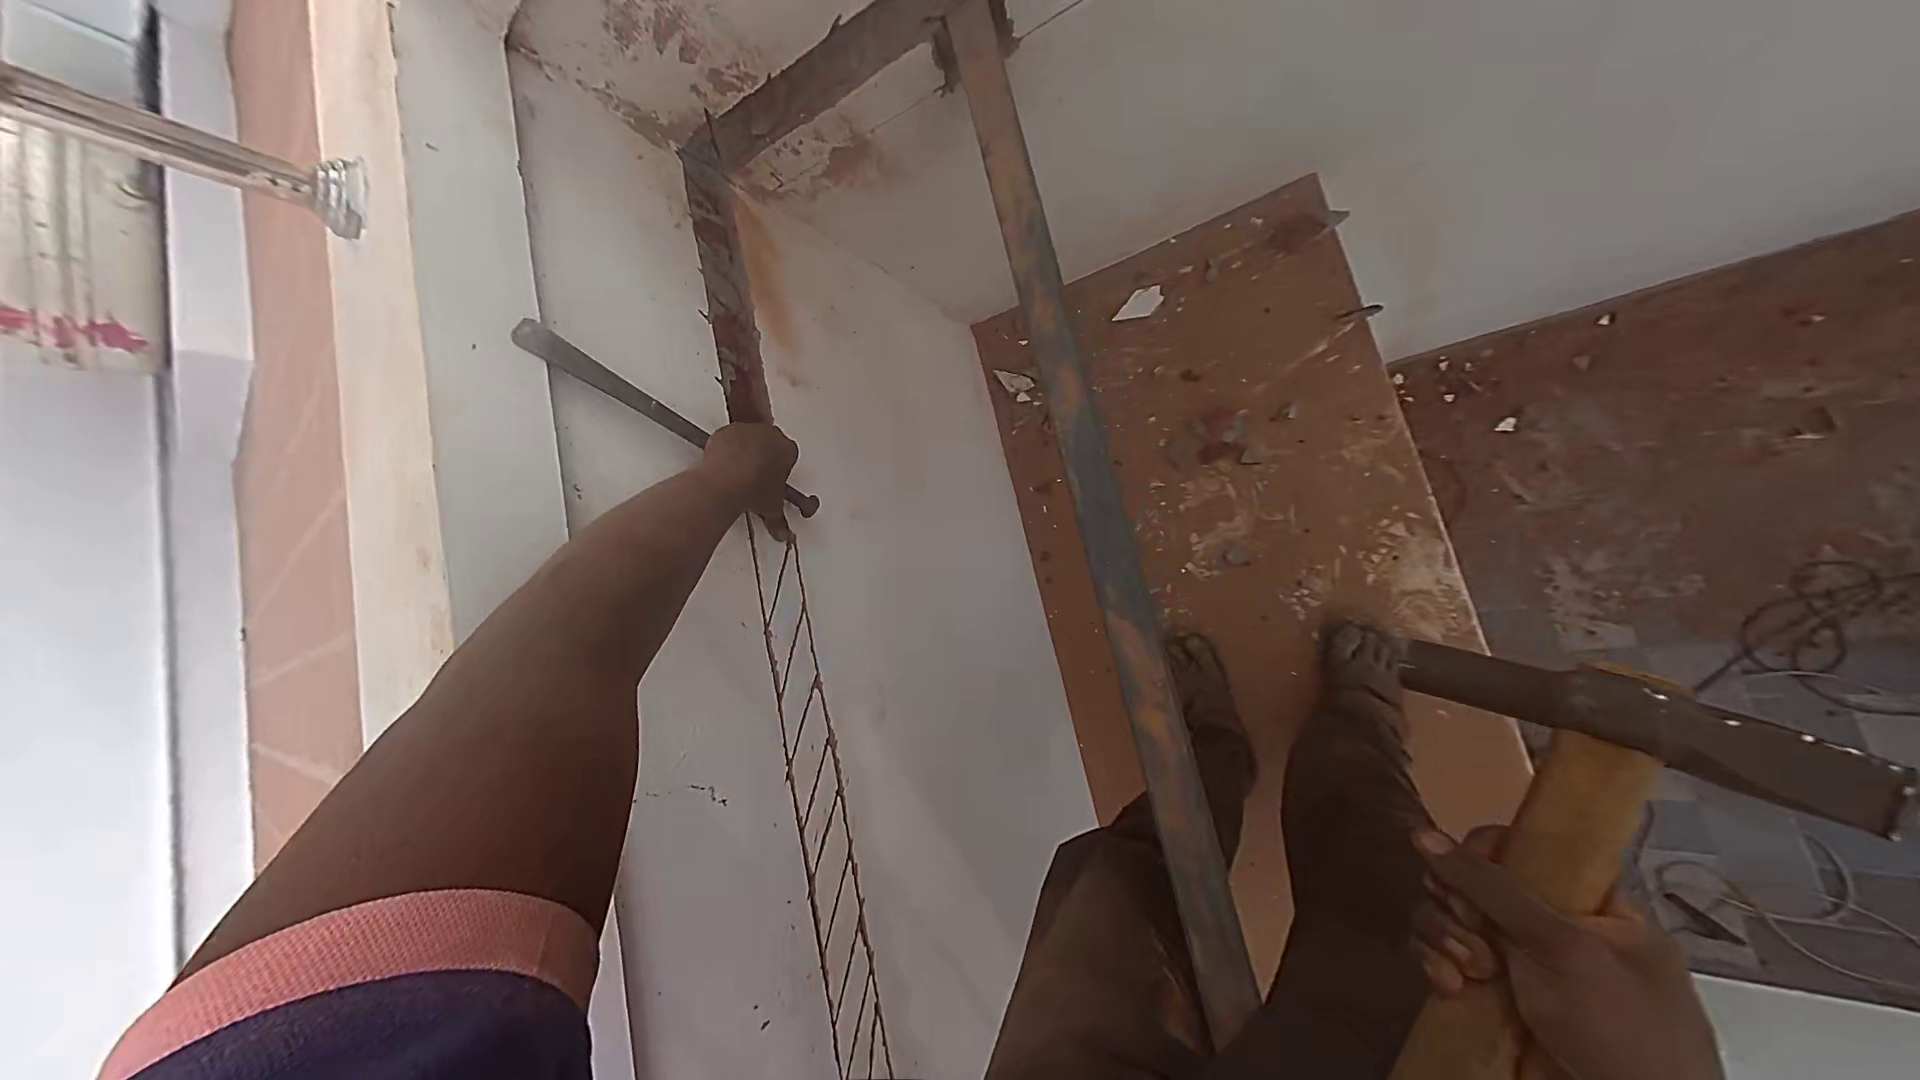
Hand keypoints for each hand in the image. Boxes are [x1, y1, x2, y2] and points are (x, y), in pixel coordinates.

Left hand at [700, 423, 798, 520]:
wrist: (726, 484)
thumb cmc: (752, 487)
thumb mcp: (773, 507)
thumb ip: (779, 517)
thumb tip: (779, 527)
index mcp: (787, 449)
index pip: (789, 453)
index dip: (781, 466)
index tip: (775, 476)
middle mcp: (768, 435)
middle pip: (769, 441)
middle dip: (765, 454)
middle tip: (759, 474)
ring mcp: (746, 431)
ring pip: (749, 436)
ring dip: (746, 449)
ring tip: (740, 470)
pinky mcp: (726, 432)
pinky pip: (728, 437)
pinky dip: (727, 448)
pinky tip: (725, 464)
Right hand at [1414, 828, 1723, 1079]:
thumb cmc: (1619, 1032)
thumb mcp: (1562, 948)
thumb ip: (1492, 887)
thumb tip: (1422, 833)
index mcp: (1594, 911)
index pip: (1528, 850)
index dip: (1490, 852)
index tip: (1475, 870)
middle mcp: (1549, 930)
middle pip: (1473, 881)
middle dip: (1457, 899)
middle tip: (1469, 921)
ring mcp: (1514, 964)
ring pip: (1447, 915)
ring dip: (1444, 934)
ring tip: (1468, 968)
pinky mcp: (1483, 993)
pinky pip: (1437, 954)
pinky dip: (1434, 963)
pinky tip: (1451, 985)